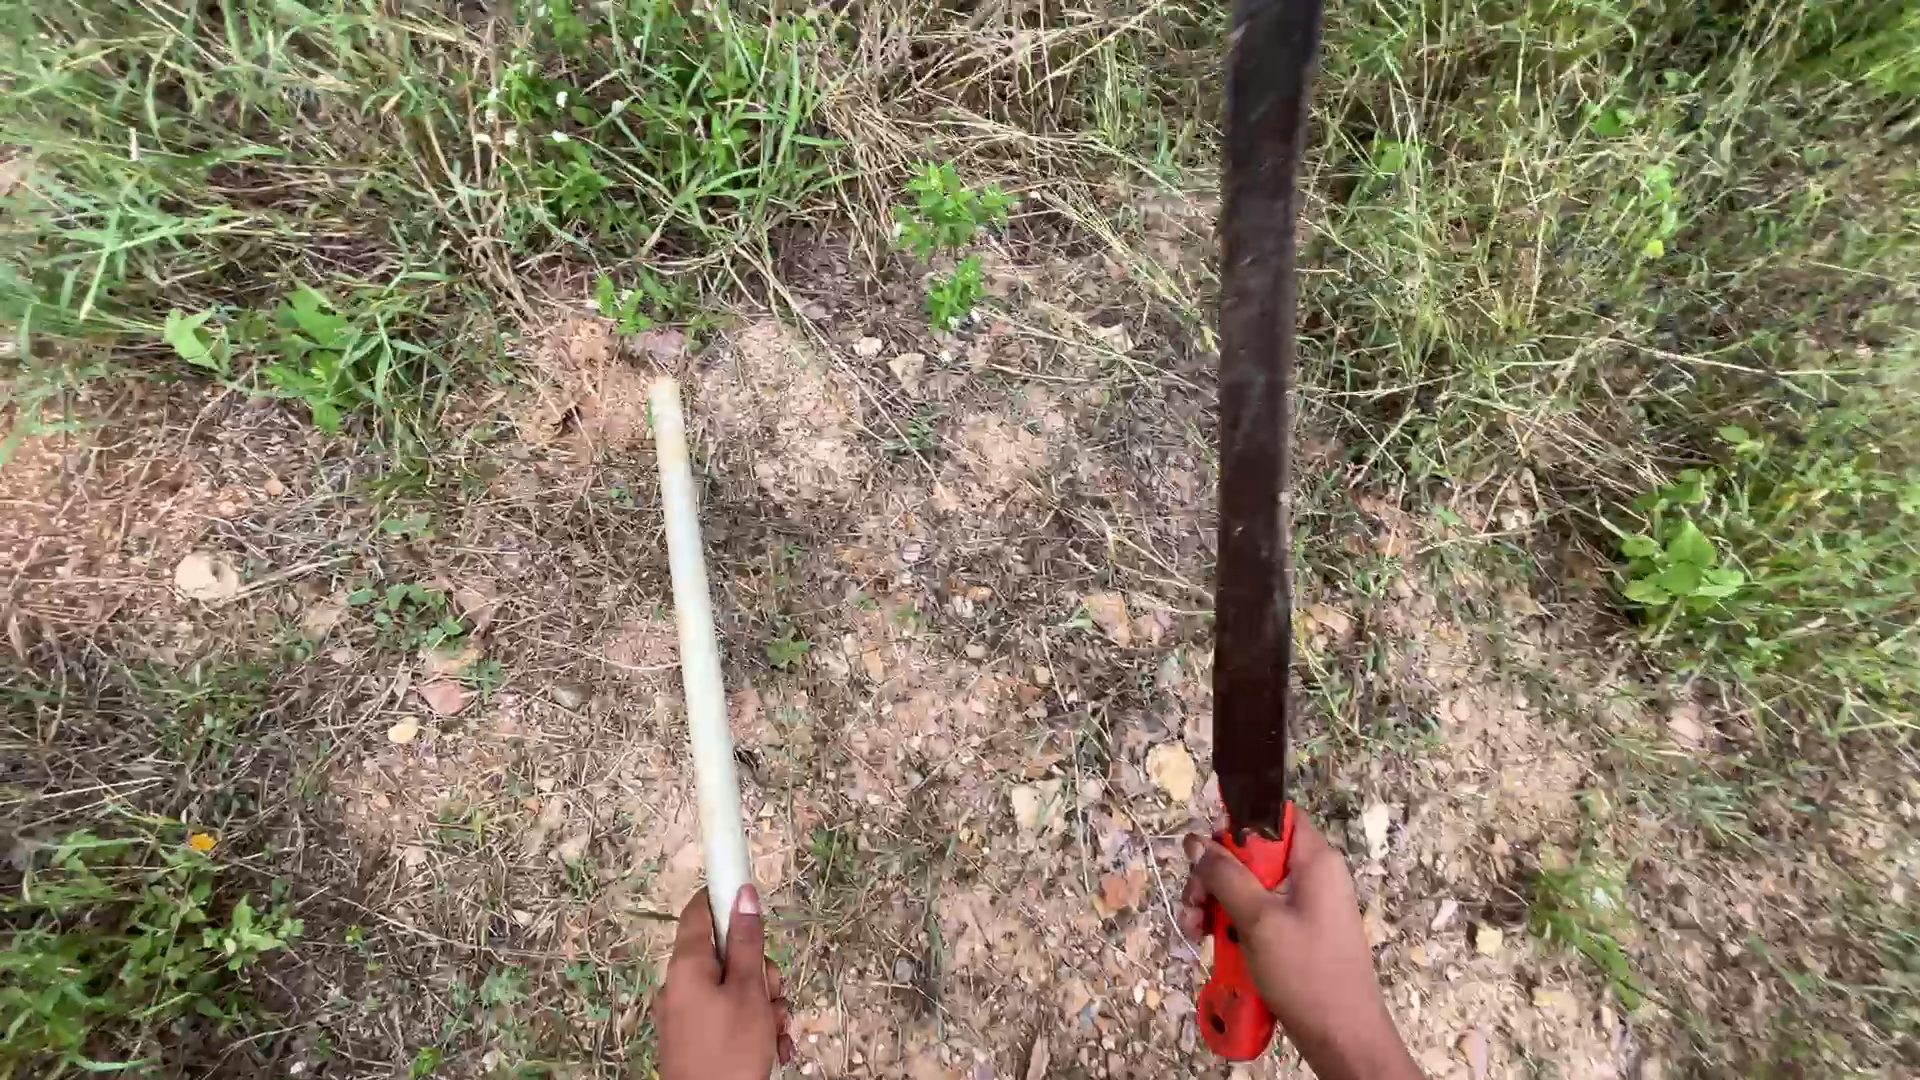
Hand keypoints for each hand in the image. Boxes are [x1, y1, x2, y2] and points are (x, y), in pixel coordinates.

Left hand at [659, 886, 793, 1079]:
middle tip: (773, 991)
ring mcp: (685, 1014)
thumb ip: (747, 940)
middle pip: (725, 952)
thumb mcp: (749, 989)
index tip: (752, 903)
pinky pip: (727, 1014)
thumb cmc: (730, 1050)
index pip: (699, 909)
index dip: (725, 897)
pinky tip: (772, 1045)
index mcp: (687, 966)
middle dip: (760, 968)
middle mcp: (679, 985)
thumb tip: (743, 893)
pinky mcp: (694, 1039)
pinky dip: (752, 1023)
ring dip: (763, 1001)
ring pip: (733, 986)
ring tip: (775, 1028)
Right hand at [1178, 818, 1423, 1079]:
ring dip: (1214, 901)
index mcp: (1314, 860)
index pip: (1273, 814)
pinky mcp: (1293, 929)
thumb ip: (1223, 874)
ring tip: (1193, 928)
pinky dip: (1229, 922)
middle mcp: (1310, 874)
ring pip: (1245, 883)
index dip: (1237, 822)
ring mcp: (1302, 903)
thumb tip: (1193, 842)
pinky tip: (1208, 940)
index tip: (1208, 847)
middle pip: (1249, 852)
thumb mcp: (1257, 919)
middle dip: (1214, 874)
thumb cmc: (1306, 974)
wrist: (1344, 1044)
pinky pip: (1254, 909)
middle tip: (1193, 902)